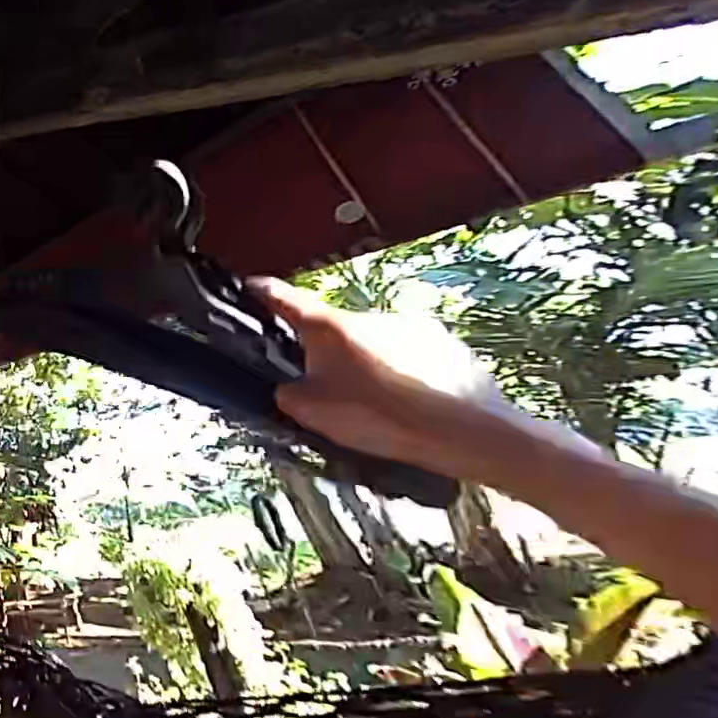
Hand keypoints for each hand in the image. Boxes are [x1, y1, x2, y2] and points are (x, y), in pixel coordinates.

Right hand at [248, 277, 528, 479]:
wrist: (468, 433)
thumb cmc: (379, 417)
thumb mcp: (312, 412)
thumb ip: (288, 391)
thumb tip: (291, 386)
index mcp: (328, 327)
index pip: (285, 299)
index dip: (262, 292)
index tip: (250, 285)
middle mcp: (367, 315)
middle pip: (331, 328)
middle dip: (324, 351)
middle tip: (328, 387)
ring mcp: (410, 325)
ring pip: (371, 341)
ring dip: (365, 362)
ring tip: (376, 401)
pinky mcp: (444, 342)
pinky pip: (407, 352)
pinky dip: (400, 370)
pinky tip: (408, 401)